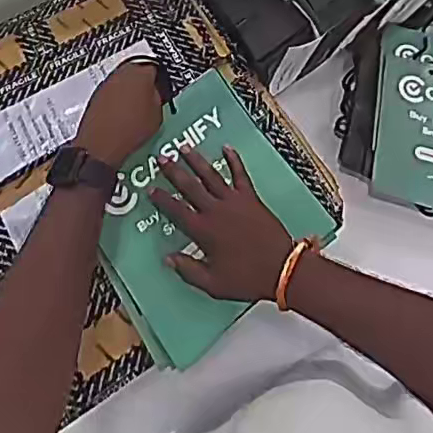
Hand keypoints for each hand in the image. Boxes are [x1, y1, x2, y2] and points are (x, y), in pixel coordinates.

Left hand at [71, 60, 166, 165]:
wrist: (102, 143)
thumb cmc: (130, 130)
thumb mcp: (158, 115)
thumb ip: (158, 97)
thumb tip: (155, 94)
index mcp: (141, 73)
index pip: (154, 68)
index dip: (159, 79)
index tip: (161, 88)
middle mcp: (121, 73)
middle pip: (136, 71)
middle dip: (143, 83)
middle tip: (149, 98)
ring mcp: (107, 83)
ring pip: (122, 81)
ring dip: (129, 90)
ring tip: (135, 109)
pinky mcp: (96, 94)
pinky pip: (111, 92)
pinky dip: (117, 99)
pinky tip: (122, 114)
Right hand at [150, 146, 295, 302]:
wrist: (282, 270)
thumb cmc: (246, 278)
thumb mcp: (213, 284)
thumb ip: (188, 270)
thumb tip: (167, 259)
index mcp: (203, 230)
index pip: (176, 210)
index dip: (162, 199)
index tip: (150, 189)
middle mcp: (215, 210)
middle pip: (190, 186)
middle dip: (174, 171)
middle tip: (162, 157)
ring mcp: (233, 201)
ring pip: (210, 175)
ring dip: (196, 161)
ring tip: (184, 147)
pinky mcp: (250, 198)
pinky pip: (240, 175)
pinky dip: (234, 160)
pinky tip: (227, 148)